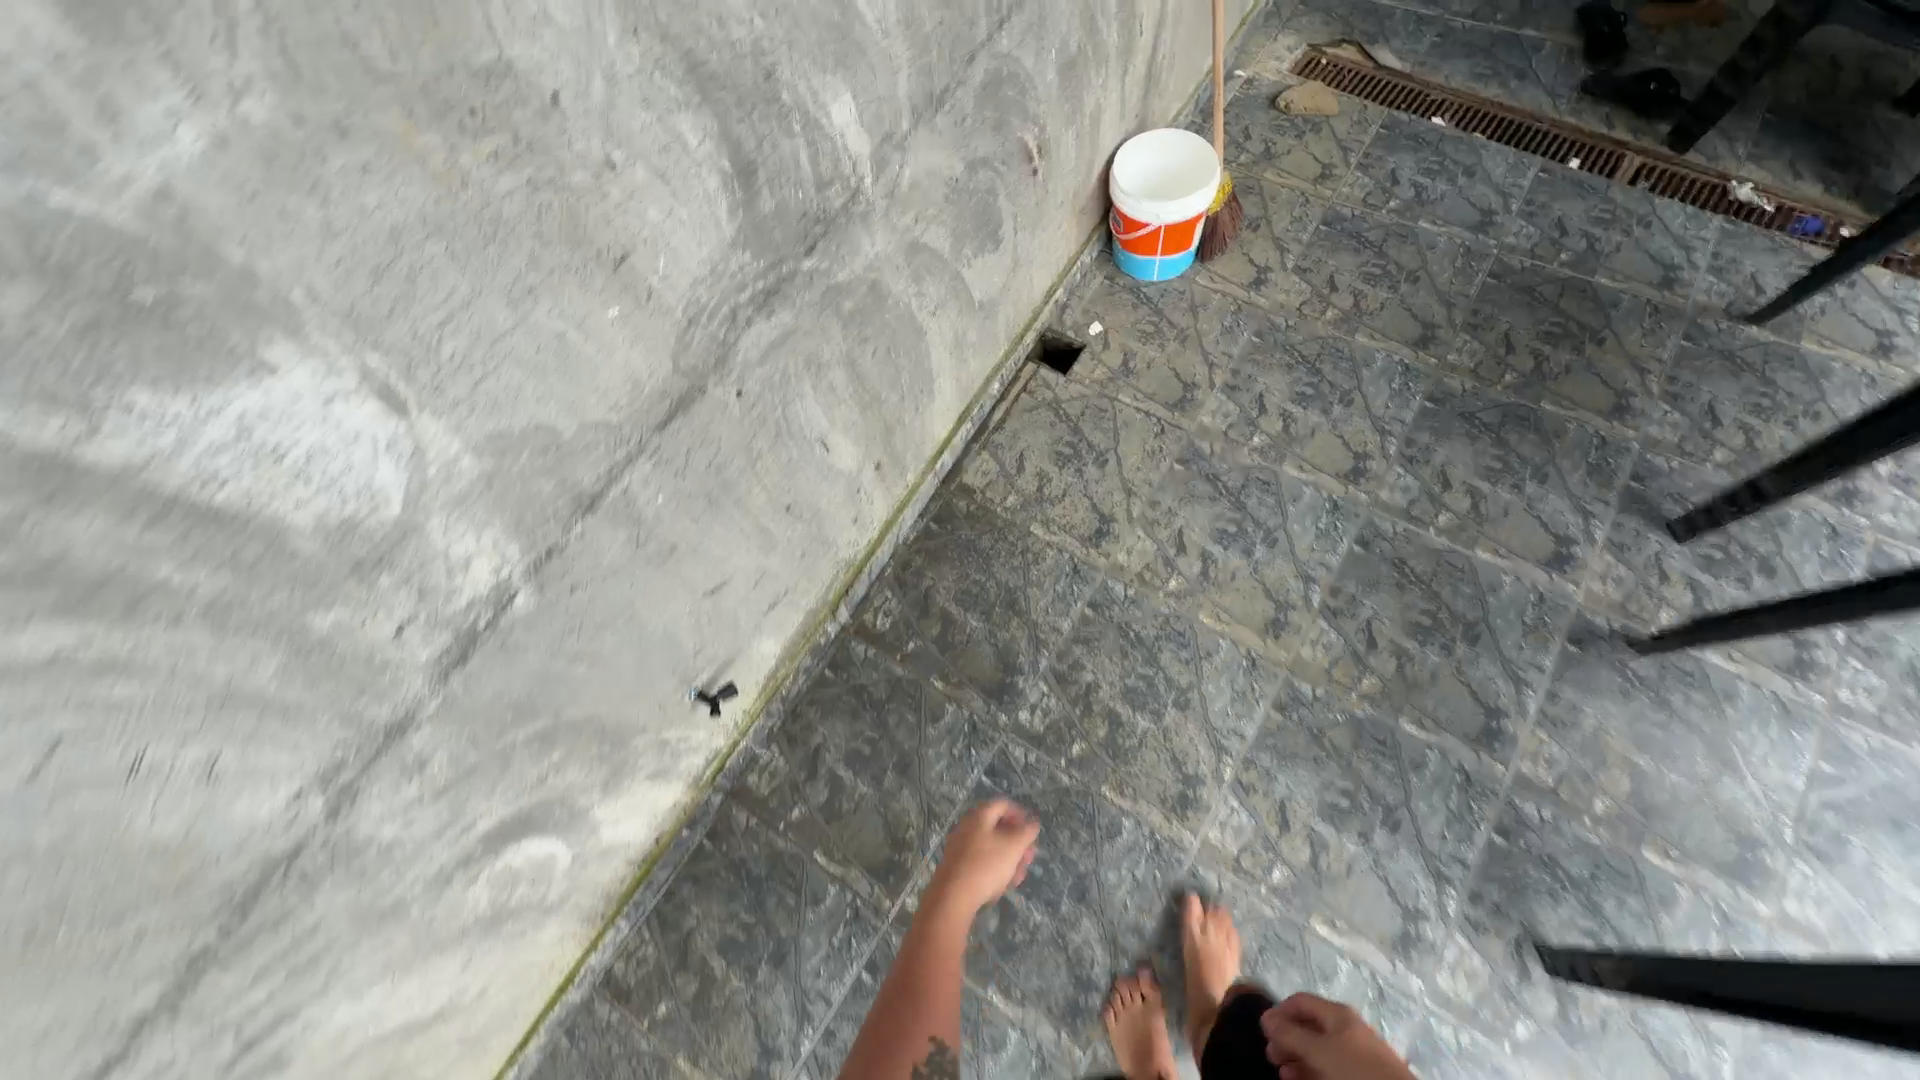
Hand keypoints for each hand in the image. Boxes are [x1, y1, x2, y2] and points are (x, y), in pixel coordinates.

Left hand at [925, 798, 1039, 916]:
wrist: (952, 897)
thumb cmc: (986, 866)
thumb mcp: (1013, 847)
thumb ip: (1026, 832)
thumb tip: (1032, 822)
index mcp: (979, 817)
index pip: (1002, 805)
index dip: (1020, 815)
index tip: (1031, 832)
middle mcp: (967, 827)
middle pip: (997, 828)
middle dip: (1017, 842)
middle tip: (1028, 857)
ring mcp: (960, 847)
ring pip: (991, 847)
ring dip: (1009, 858)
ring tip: (1019, 875)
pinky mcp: (958, 866)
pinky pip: (981, 861)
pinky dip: (995, 868)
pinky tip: (1004, 884)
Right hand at [1261, 993, 1415, 1079]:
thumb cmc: (1356, 1070)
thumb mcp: (1318, 1051)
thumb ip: (1290, 1034)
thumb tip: (1265, 1018)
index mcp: (1336, 1014)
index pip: (1299, 1001)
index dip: (1278, 1012)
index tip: (1263, 1031)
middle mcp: (1344, 1027)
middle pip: (1307, 1025)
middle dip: (1286, 1039)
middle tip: (1271, 1056)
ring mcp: (1353, 1051)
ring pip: (1317, 1049)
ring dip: (1296, 1058)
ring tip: (1283, 1073)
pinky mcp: (1359, 1072)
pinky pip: (1329, 1066)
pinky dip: (1311, 1071)